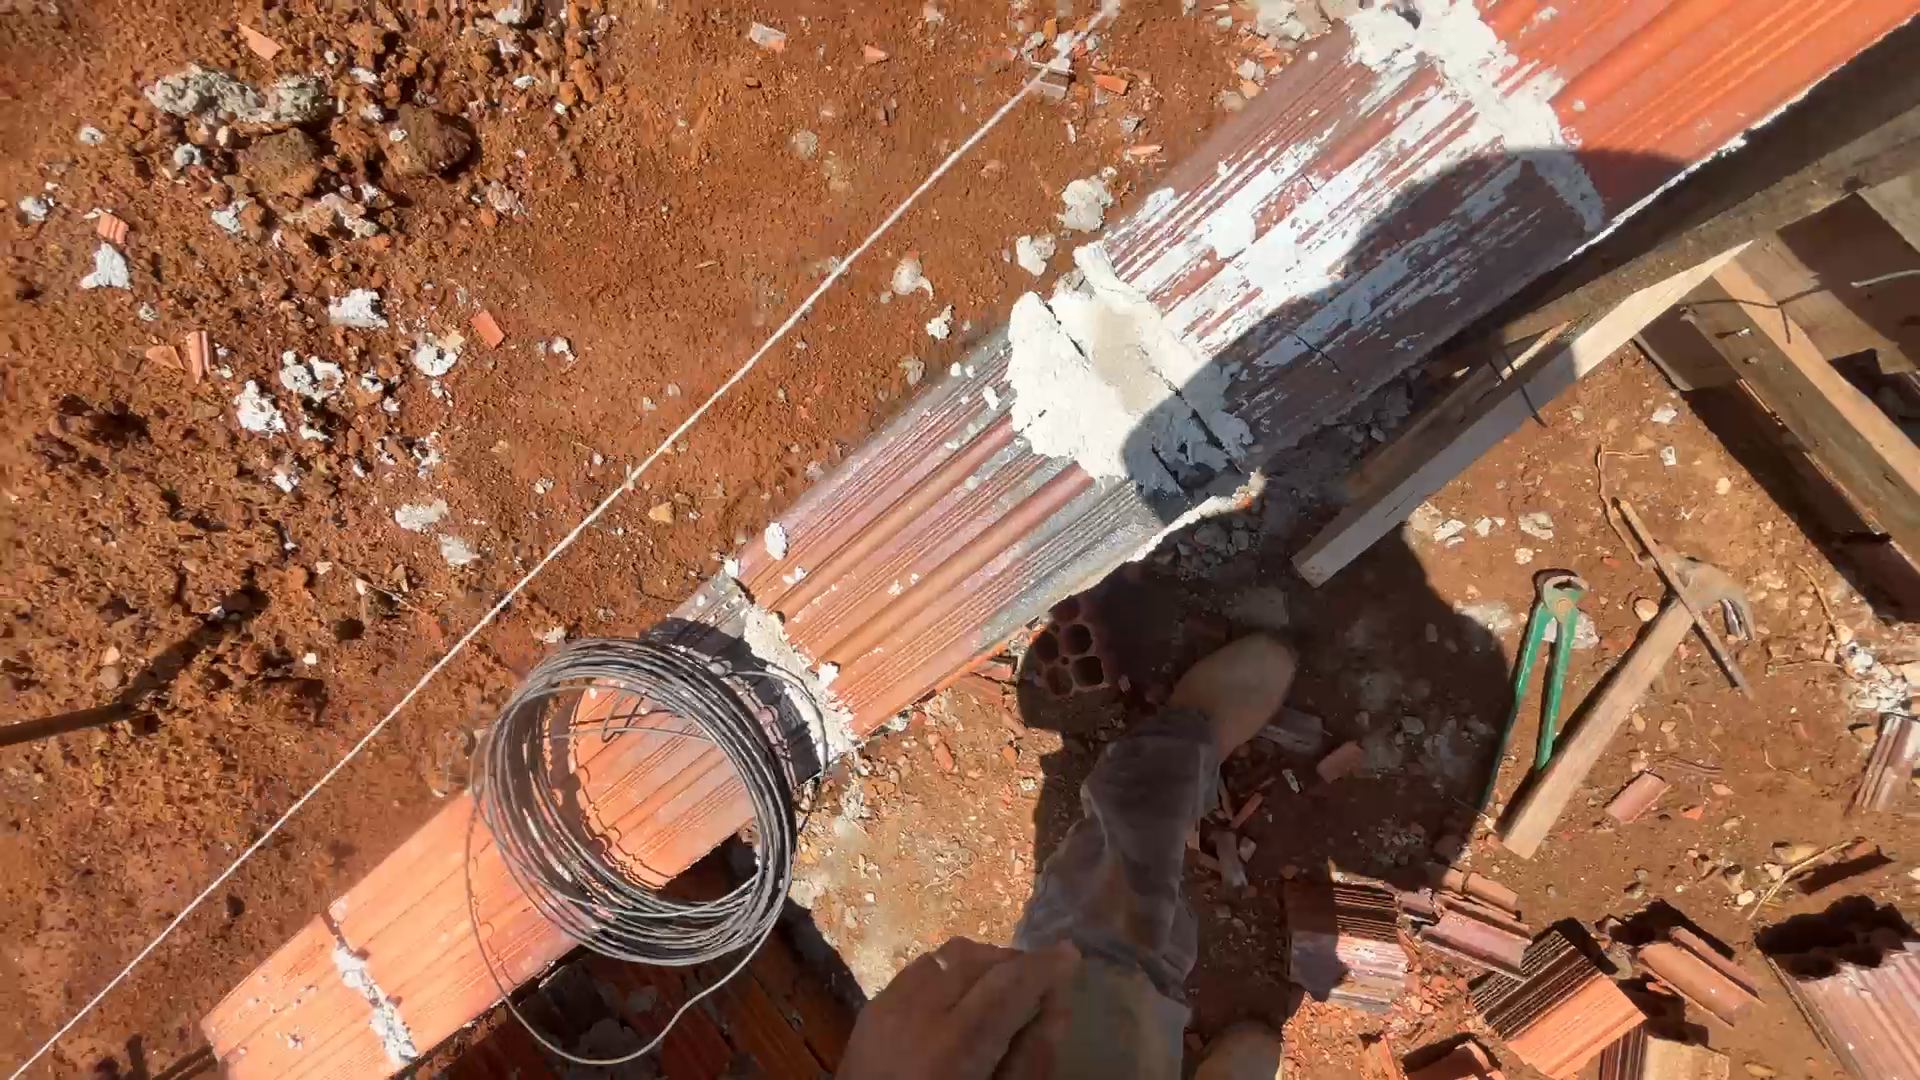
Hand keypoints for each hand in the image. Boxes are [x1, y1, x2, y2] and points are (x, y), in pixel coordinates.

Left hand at [835, 938, 1080, 1079]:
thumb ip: (1030, 1061)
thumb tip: (1056, 1005)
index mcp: (952, 1048)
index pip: (1007, 984)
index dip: (1043, 967)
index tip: (1070, 956)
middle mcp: (916, 1012)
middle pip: (977, 960)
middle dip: (1015, 962)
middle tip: (1042, 979)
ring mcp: (888, 1005)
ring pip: (947, 955)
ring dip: (983, 961)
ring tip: (1006, 984)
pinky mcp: (872, 1007)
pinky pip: (920, 968)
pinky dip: (951, 969)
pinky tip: (965, 992)